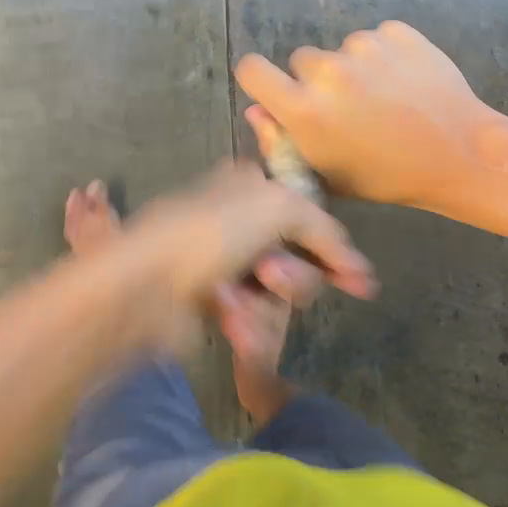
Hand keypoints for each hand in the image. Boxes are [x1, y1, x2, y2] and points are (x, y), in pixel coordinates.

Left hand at [123, 162, 376, 331]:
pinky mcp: (216, 304)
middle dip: (291, 275)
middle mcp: (241, 221)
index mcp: (250, 184)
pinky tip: (229, 322)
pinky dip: (245, 322)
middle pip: (299, 259)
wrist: (144, 286)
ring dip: (264, 302)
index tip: (362, 284)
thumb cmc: (208, 233)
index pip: (309, 214)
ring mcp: (228, 264)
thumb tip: (358, 268)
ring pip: (279, 294)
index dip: (335, 248)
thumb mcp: (277, 207)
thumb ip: (323, 228)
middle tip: (267, 275)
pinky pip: (253, 318)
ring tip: (233, 300)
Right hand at [235, 21, 497, 211]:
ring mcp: (365, 47)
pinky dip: (386, 55)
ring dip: (355, 67)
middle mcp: (328, 71)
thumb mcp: (329, 174)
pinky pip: (378, 38)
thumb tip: (257, 110)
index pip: (252, 70)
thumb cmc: (388, 175)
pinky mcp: (398, 33)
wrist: (460, 154)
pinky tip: (406, 82)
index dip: (260, 78)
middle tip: (349, 107)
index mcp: (305, 110)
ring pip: (343, 50)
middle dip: (317, 80)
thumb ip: (284, 143)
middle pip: (303, 60)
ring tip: (386, 97)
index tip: (277, 89)